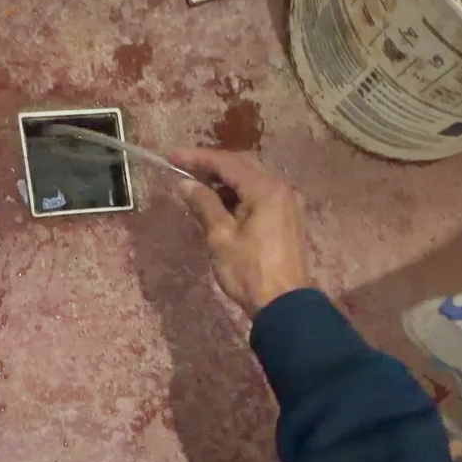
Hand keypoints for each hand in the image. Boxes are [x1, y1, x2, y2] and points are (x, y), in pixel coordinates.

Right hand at [167, 148, 311, 314]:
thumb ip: (204, 205)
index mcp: (266, 189)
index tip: (172, 157)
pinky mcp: (288, 218)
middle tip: (184, 169)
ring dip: (227, 180)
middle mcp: (281, 188)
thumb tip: (185, 184)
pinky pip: (261, 195)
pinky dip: (240, 194)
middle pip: (243, 165)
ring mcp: (288, 203)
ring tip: (199, 187)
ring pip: (253, 179)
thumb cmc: (249, 272)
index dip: (198, 158)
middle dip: (213, 165)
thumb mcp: (221, 238)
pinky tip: (222, 204)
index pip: (227, 163)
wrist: (284, 305)